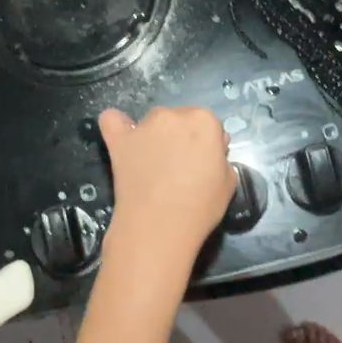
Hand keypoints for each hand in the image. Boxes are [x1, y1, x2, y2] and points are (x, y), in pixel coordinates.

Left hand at [98, 107, 234, 265]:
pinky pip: (112, 120)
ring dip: (156, 135)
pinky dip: (119, 126)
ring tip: (154, 165)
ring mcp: (143, 126)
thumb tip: (208, 152)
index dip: (208, 144)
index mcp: (204, 121)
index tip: (205, 165)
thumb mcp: (229, 182)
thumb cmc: (201, 207)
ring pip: (153, 121)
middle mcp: (173, 115)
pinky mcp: (119, 141)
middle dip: (183, 137)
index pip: (209, 124)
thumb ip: (220, 157)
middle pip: (181, 118)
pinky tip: (124, 140)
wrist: (160, 227)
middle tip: (182, 167)